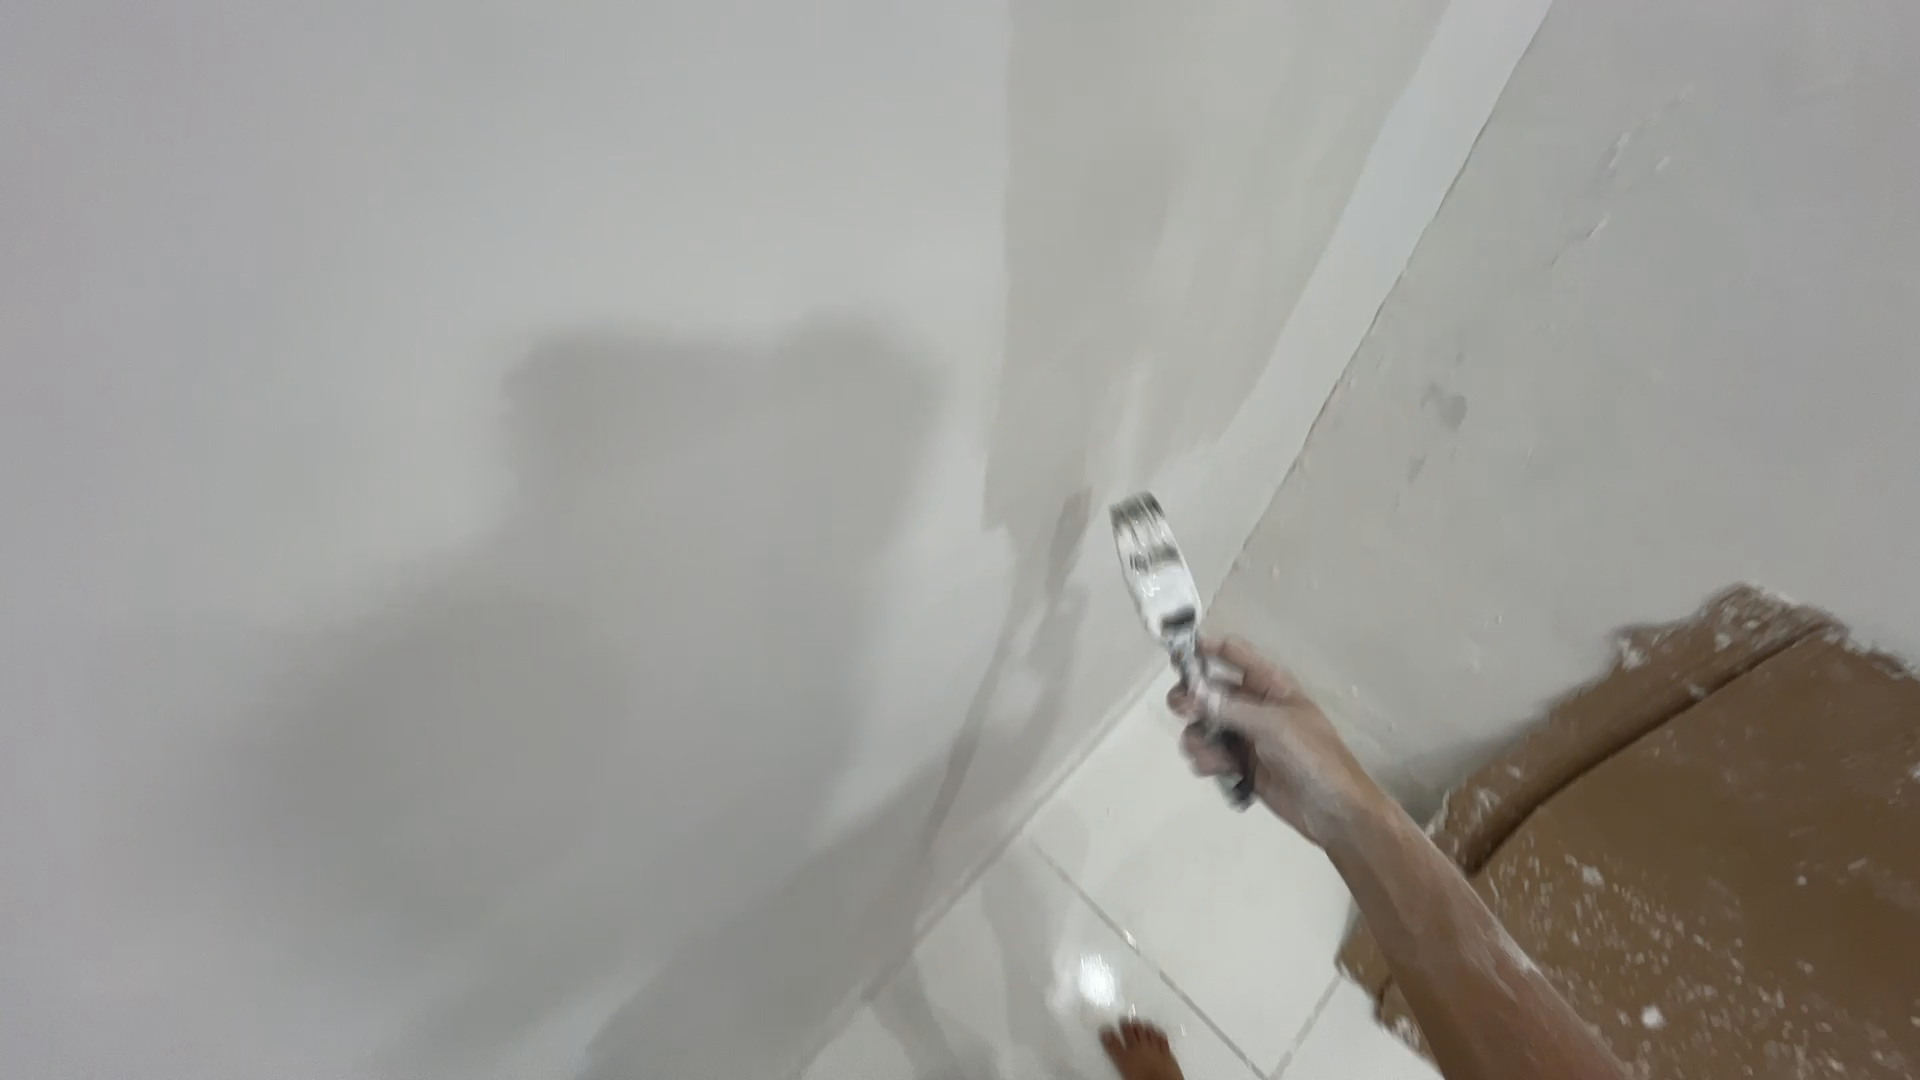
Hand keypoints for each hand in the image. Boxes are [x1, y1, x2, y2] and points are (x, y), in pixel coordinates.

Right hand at [1167, 637, 1382, 845]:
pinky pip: (1207, 752)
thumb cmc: (1313, 757)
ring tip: (1210, 755)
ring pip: (1201, 724)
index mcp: (1269, 683)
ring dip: (1197, 736)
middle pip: (1206, 688)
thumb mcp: (1273, 725)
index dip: (1203, 648)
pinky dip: (1205, 759)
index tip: (1175, 657)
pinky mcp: (1237, 763)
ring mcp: (1243, 734)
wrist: (1334, 812)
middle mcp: (1252, 704)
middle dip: (1190, 698)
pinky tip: (1216, 770)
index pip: (1231, 652)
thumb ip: (1229, 708)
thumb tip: (1190, 693)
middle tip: (1182, 711)